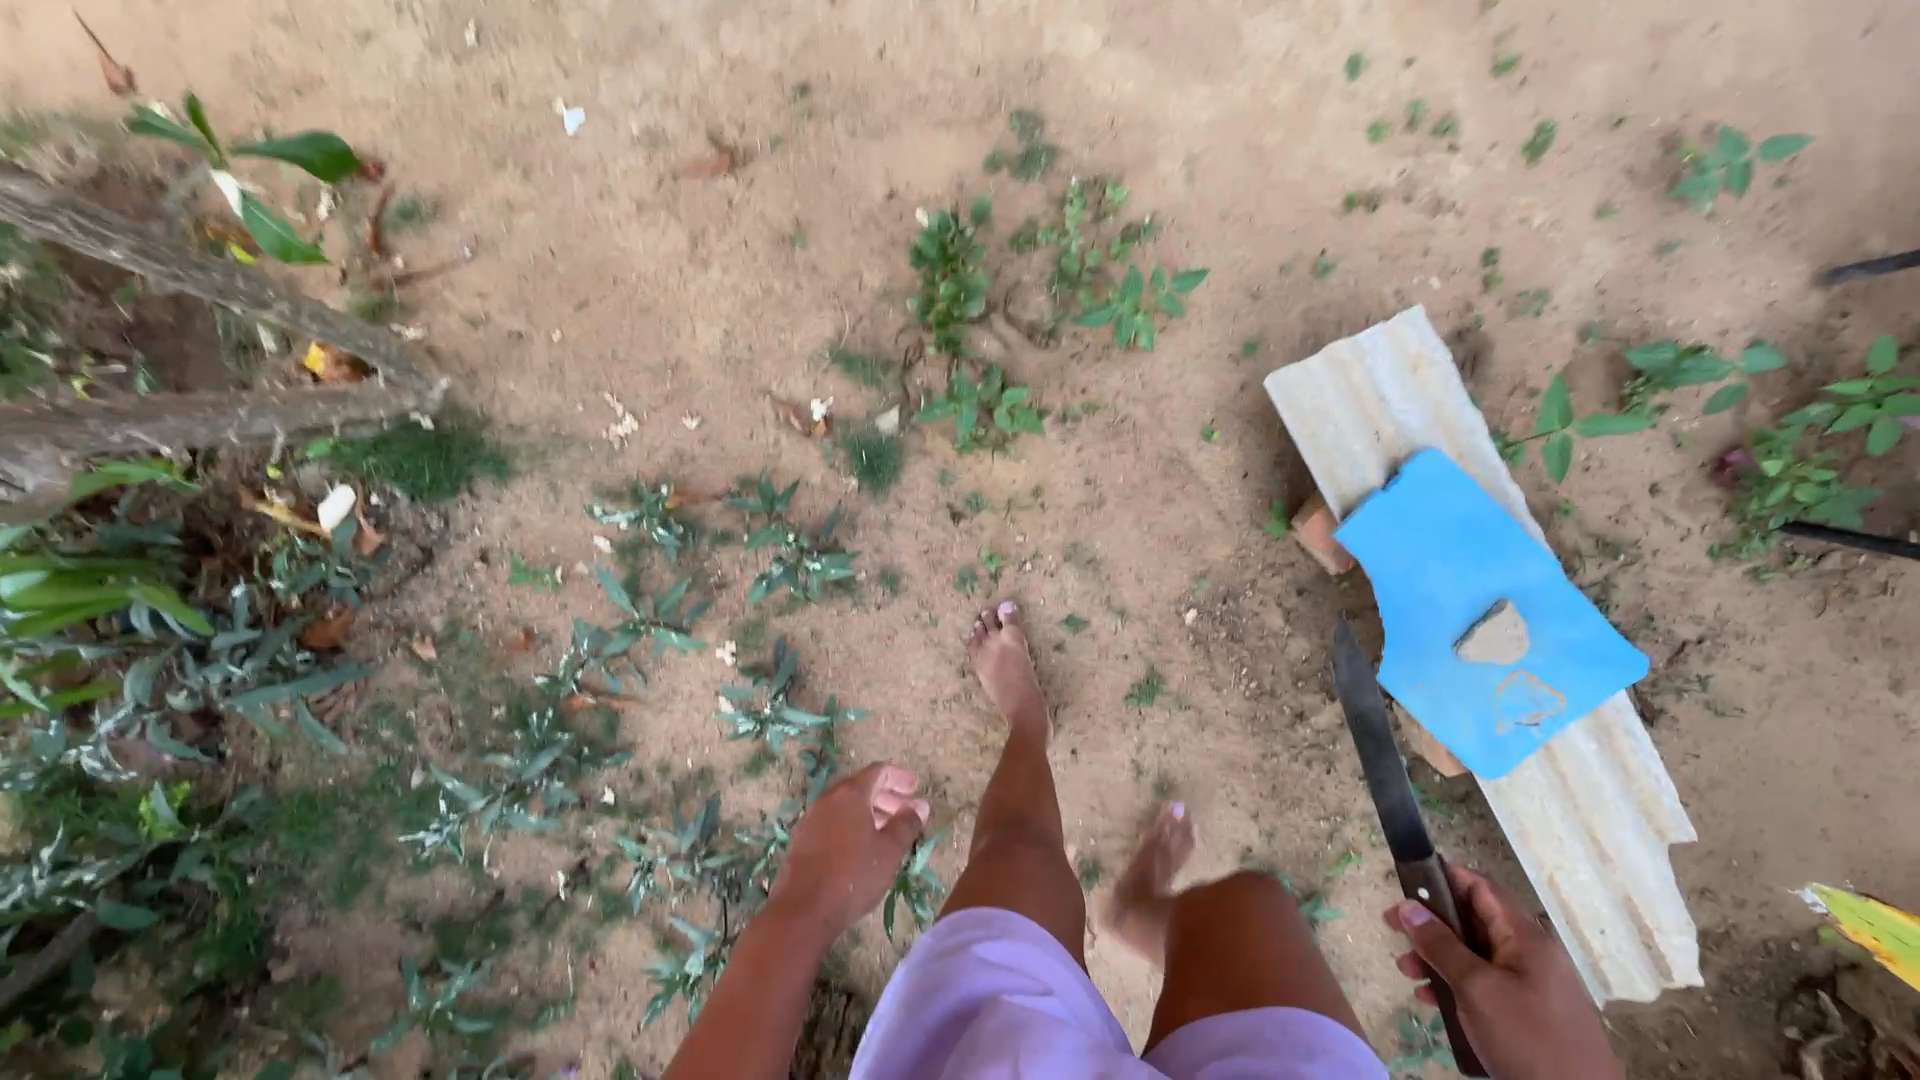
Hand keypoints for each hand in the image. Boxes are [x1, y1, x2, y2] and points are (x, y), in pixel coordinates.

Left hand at [767, 762, 929, 940]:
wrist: (803, 910)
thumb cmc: (853, 875)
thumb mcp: (889, 850)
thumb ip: (906, 824)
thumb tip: (920, 806)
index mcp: (850, 794)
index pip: (877, 772)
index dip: (899, 777)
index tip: (915, 786)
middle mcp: (828, 800)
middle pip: (860, 787)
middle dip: (886, 796)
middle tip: (905, 811)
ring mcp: (811, 820)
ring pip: (846, 807)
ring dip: (870, 813)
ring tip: (888, 831)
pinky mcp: (803, 841)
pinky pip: (833, 822)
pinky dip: (852, 825)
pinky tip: (863, 847)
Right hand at [1385, 864, 1623, 1079]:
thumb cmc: (1529, 1038)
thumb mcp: (1477, 988)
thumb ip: (1441, 945)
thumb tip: (1408, 906)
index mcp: (1525, 938)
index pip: (1480, 888)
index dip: (1443, 878)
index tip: (1405, 883)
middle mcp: (1530, 955)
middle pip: (1472, 921)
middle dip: (1430, 924)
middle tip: (1394, 930)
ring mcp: (1531, 986)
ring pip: (1474, 955)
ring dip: (1436, 957)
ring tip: (1407, 972)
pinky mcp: (1527, 1013)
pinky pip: (1483, 984)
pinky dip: (1454, 984)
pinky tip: (1431, 1000)